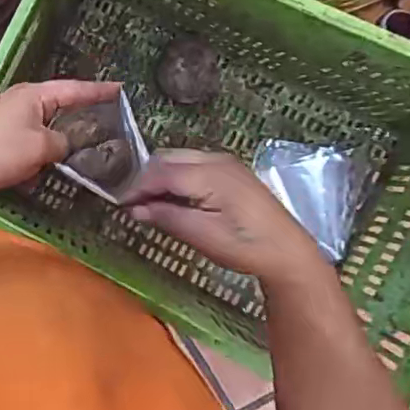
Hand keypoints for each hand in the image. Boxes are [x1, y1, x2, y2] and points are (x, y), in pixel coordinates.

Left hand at [0, 80, 120, 196]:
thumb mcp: (41, 148)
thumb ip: (62, 142)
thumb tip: (64, 144)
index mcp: (34, 94)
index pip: (74, 89)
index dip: (98, 91)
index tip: (121, 88)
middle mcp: (23, 98)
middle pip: (61, 101)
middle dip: (84, 109)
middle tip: (110, 114)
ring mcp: (11, 113)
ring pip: (48, 118)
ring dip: (65, 128)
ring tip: (90, 134)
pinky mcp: (3, 131)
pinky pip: (35, 131)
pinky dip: (48, 139)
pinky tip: (58, 152)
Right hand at [121, 150, 325, 285]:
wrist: (288, 252)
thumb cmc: (244, 245)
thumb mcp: (201, 235)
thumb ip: (167, 217)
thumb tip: (135, 208)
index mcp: (208, 173)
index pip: (160, 172)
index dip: (137, 186)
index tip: (121, 204)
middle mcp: (215, 159)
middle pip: (167, 158)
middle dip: (146, 178)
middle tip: (133, 203)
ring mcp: (225, 162)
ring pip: (179, 158)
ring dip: (161, 175)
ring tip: (150, 201)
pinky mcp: (231, 170)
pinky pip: (192, 163)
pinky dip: (176, 176)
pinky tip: (174, 197)